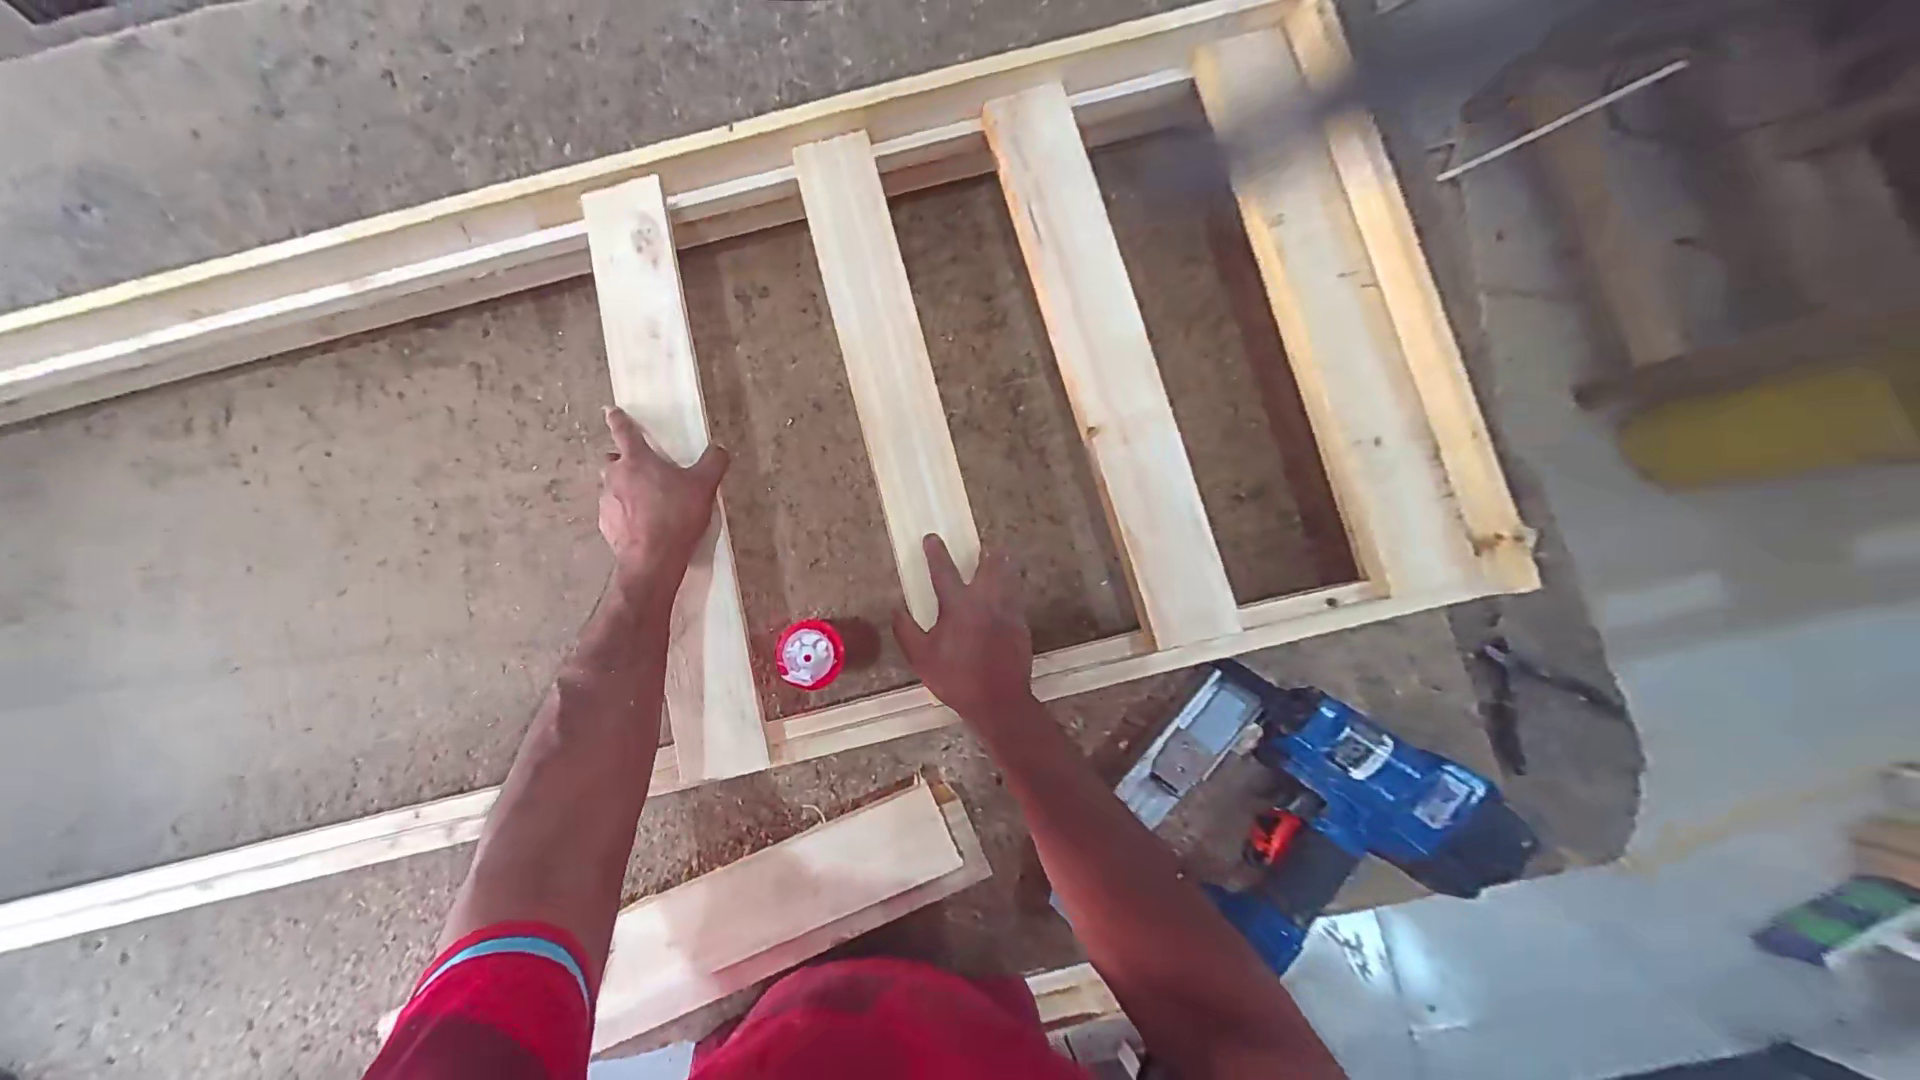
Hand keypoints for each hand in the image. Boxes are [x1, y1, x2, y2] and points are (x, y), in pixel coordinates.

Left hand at [598, 406, 728, 591]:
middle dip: (623, 460)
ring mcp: (607, 501)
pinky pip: (615, 512)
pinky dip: (626, 513)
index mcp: (637, 460)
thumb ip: (714, 462)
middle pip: (613, 460)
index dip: (619, 419)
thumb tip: (719, 448)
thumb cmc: (676, 515)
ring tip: (649, 502)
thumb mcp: (704, 486)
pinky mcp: (606, 525)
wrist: (653, 558)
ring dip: (626, 488)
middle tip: (644, 470)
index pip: (624, 431)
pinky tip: (644, 524)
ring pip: (612, 486)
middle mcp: (615, 476)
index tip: (612, 411)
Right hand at [892, 535, 1035, 721]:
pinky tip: (1007, 600)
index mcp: (958, 606)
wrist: (999, 700)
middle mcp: (985, 602)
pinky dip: (1010, 594)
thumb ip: (906, 630)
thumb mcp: (921, 658)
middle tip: (986, 547)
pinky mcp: (1021, 627)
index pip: (944, 571)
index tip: (931, 538)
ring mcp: (1007, 613)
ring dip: (1003, 569)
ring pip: (1008, 581)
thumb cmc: (956, 678)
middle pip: (989, 568)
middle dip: (987, 554)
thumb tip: (895, 609)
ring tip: (1001, 560)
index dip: (936, 553)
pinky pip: (1015, 602)